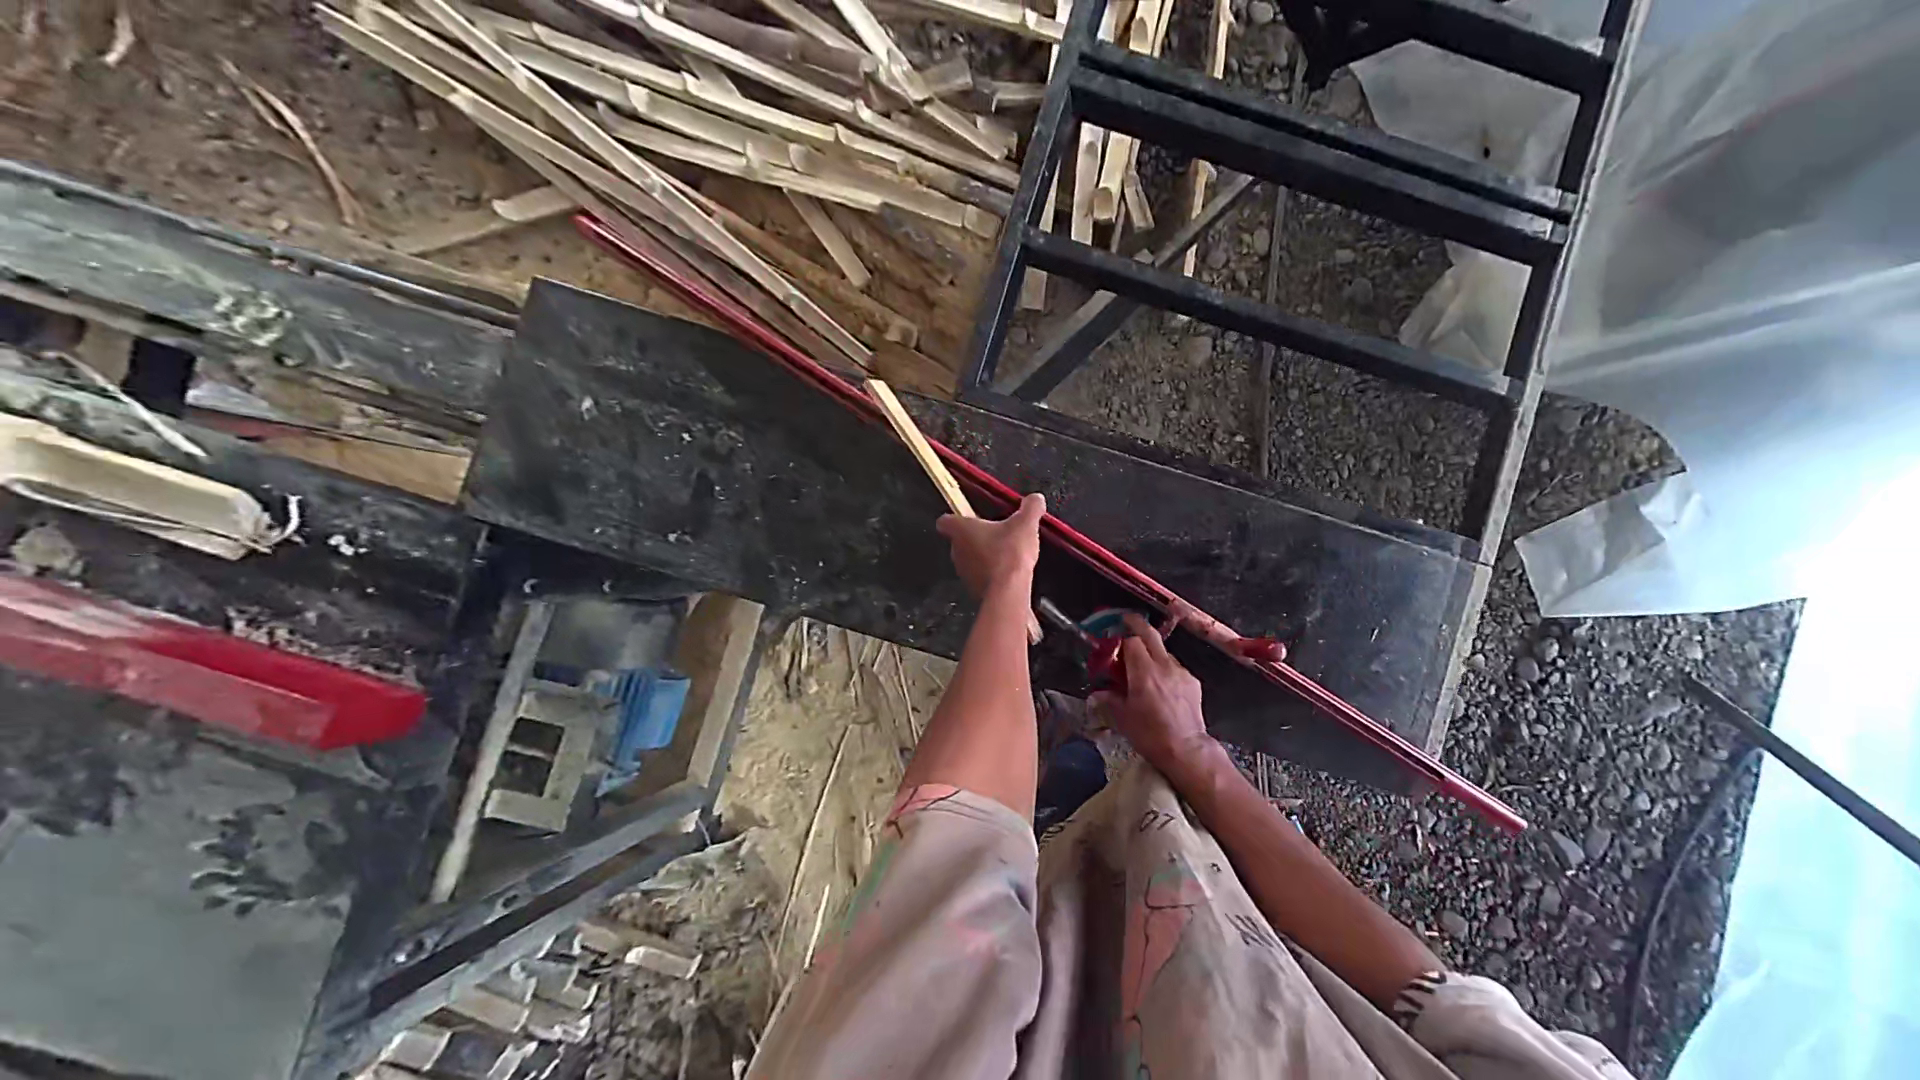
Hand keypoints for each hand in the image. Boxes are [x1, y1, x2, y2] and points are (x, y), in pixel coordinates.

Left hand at [937, 492, 1044, 597]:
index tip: (970, 517)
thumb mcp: (1026, 523)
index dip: (956, 517)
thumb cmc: (1010, 553)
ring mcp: (963, 572)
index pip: (945, 521)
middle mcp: (956, 551)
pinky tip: (1007, 573)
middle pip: (960, 540)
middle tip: (997, 535)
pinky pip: (979, 577)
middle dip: (977, 537)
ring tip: (1006, 555)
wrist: (1008, 591)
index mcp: (961, 530)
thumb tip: (1036, 499)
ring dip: (983, 556)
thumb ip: (1030, 507)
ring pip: (969, 559)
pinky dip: (990, 574)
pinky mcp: (973, 589)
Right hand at [1091, 613, 1211, 770]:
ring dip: (1152, 651)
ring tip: (1143, 665)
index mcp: (1143, 673)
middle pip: (1150, 634)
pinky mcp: (1193, 682)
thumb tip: (1098, 694)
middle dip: (1137, 625)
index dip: (1120, 638)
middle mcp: (1164, 667)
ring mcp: (1181, 673)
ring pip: (1164, 651)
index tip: (1113, 641)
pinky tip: (1161, 684)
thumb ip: (1110, 699)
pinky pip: (1175, 667)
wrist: (1186, 750)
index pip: (1131, 641)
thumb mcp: (1123, 717)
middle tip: (1126, 622)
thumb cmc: (1150, 735)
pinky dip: (1165, 668)